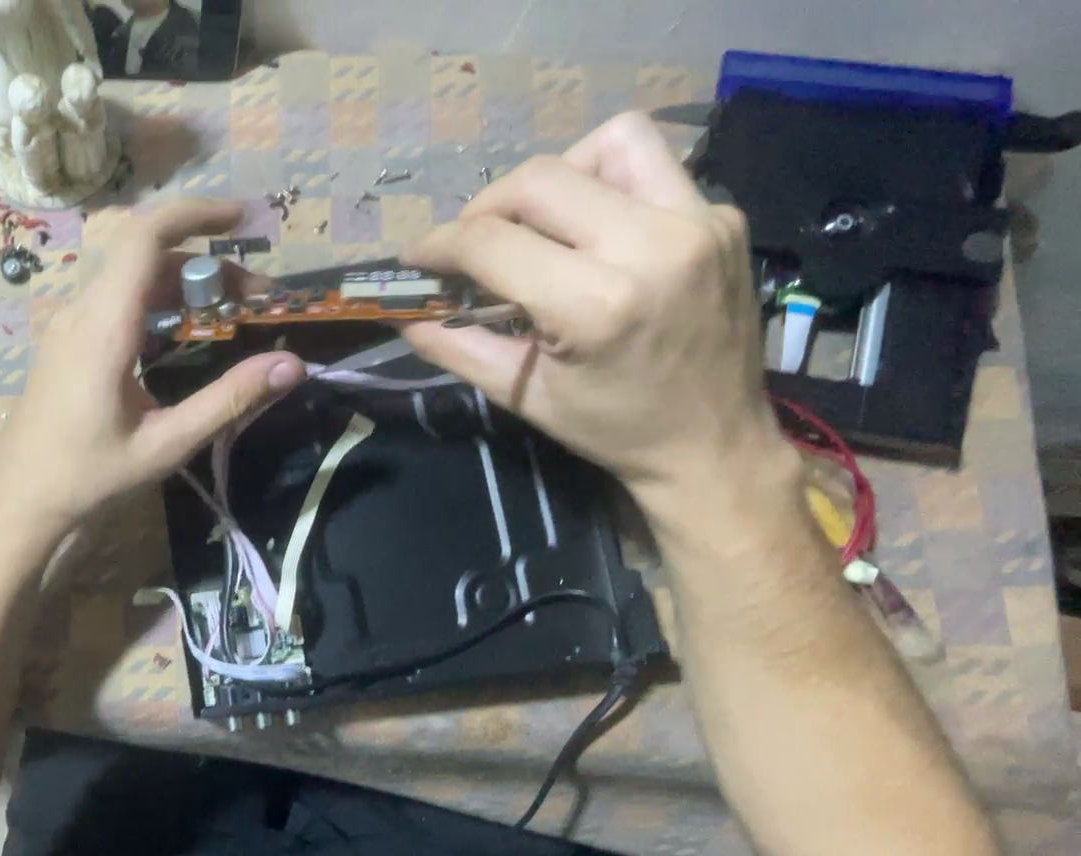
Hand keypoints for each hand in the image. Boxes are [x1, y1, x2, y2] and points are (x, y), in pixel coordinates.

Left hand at [0, 200, 304, 548]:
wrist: (21, 502)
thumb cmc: (89, 477)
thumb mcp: (166, 444)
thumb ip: (228, 400)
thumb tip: (291, 364)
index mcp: (103, 328)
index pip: (145, 237)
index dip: (196, 213)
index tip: (244, 218)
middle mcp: (81, 314)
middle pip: (147, 258)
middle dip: (207, 265)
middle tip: (256, 299)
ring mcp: (69, 328)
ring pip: (131, 280)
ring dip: (183, 286)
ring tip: (231, 315)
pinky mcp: (67, 346)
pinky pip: (115, 304)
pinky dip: (158, 305)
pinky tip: (184, 337)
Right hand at [401, 112, 788, 513]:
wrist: (713, 442)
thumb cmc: (611, 428)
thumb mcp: (521, 395)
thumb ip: (455, 347)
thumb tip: (404, 315)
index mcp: (595, 305)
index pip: (492, 242)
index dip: (439, 244)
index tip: (417, 257)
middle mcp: (652, 246)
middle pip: (540, 179)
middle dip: (485, 207)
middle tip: (470, 245)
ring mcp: (697, 221)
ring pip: (609, 143)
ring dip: (556, 176)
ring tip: (539, 223)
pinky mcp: (722, 215)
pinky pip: (652, 167)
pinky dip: (605, 188)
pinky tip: (591, 233)